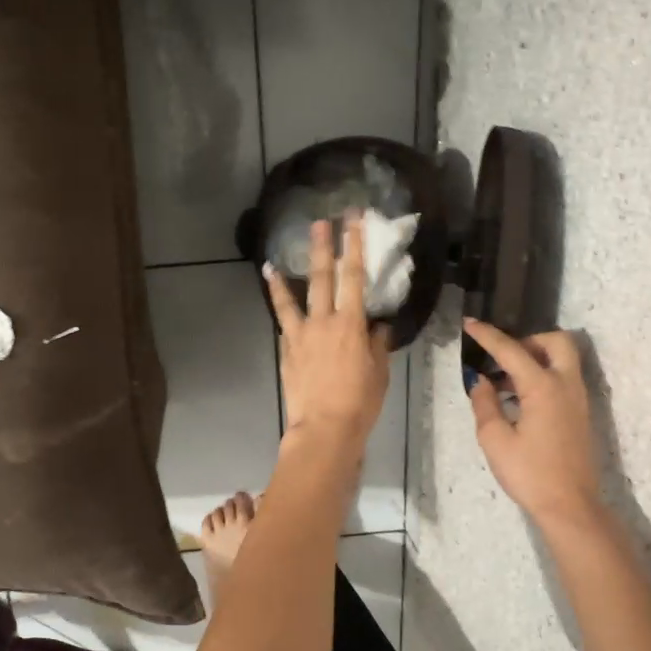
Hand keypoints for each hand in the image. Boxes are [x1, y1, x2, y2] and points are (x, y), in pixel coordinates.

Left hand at [265, 217, 390, 445]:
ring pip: (290, 301)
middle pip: (321, 278)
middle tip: (319, 223)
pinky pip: (283, 326)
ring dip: (282, 280)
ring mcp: (300, 336)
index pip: (354, 277)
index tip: (352, 222)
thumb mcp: (379, 371)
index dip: (354, 246)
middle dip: (321, 248)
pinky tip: (277, 310)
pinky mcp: (286, 352)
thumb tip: (376, 327)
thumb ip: (376, 344)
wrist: (324, 428)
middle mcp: (323, 322)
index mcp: (351, 324)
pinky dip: (281, 315)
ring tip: (271, 263)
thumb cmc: (360, 402)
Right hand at [464, 319, 602, 525]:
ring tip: (503, 383)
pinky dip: (541, 376)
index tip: (469, 323)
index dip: (488, 335)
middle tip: (502, 358)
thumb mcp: (495, 440)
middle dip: (528, 340)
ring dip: (534, 359)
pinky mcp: (579, 413)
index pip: (512, 350)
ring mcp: (578, 399)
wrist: (569, 506)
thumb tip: (480, 381)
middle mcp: (566, 385)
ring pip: (562, 360)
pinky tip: (517, 400)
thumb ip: (485, 404)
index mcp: (543, 387)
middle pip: (555, 342)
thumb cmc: (529, 473)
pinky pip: (562, 379)